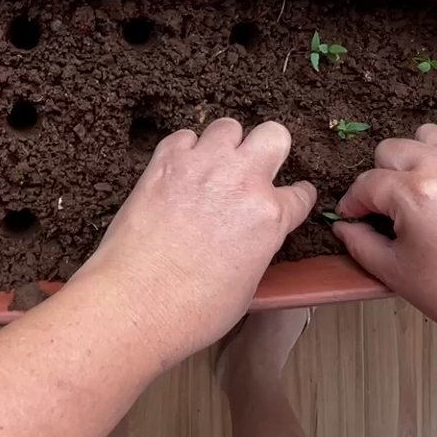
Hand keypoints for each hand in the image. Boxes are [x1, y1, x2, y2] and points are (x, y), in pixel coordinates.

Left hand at [70, 118, 314, 365]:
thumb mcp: (248, 285)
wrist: (135, 302)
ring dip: (225, 146)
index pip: (301, 193)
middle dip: (270, 149)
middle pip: (274, 134)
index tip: (290, 198)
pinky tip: (179, 172)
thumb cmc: (191, 310)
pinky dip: (185, 151)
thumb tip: (252, 235)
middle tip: (254, 170)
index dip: (296, 197)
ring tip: (212, 168)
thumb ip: (259, 245)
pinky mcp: (166, 161)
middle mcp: (242, 181)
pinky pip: (184, 137)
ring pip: (228, 127)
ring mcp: (203, 165)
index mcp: (270, 216)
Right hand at [333, 116, 436, 355]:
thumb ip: (360, 242)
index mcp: (415, 195)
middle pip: (391, 150)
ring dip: (417, 157)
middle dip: (383, 179)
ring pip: (427, 134)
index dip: (354, 203)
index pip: (367, 184)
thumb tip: (343, 223)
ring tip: (422, 187)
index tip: (354, 216)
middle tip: (391, 209)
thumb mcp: (395, 273)